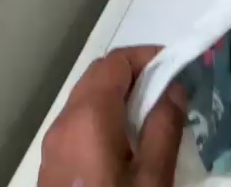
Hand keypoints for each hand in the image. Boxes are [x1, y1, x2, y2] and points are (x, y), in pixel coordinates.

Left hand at [38, 45, 185, 186]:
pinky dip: (104, 119)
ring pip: (86, 99)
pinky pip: (78, 124)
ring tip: (154, 118)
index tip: (179, 66)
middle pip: (99, 76)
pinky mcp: (51, 167)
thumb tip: (174, 88)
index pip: (117, 62)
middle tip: (170, 91)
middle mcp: (64, 121)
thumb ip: (164, 127)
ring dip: (119, 97)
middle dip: (135, 74)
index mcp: (88, 116)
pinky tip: (128, 145)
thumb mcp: (152, 180)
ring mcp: (53, 145)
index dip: (149, 57)